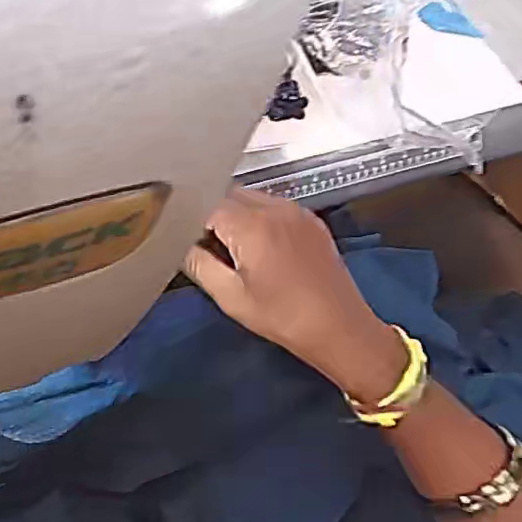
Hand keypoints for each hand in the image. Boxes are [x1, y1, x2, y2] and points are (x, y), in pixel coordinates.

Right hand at [183, 186, 406, 397]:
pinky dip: (259, 218)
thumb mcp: (230, 297)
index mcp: (252, 226)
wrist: (338, 327)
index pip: (208, 205)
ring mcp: (297, 212)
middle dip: (213, 214)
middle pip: (230, 194)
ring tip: (233, 248)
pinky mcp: (311, 221)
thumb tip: (183, 248)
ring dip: (236, 215)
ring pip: (253, 198)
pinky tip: (260, 247)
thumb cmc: (282, 316)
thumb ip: (200, 266)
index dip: (191, 221)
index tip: (184, 240)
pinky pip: (275, 207)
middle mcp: (275, 209)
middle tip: (205, 245)